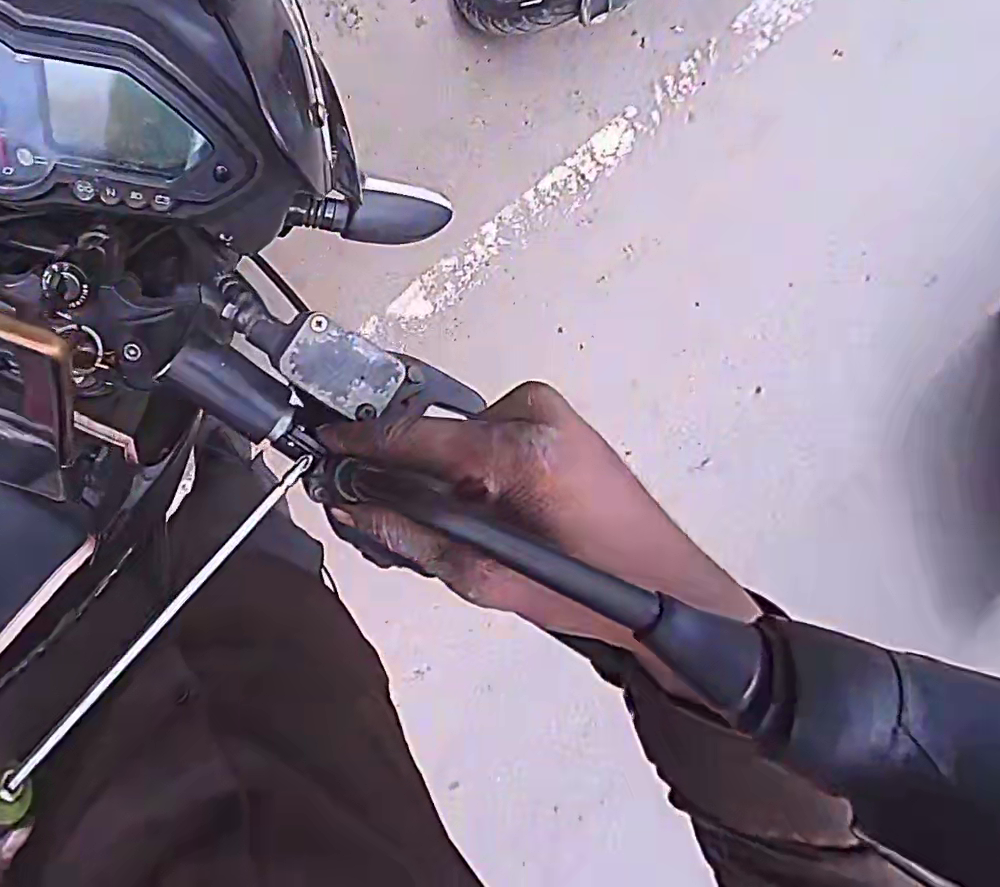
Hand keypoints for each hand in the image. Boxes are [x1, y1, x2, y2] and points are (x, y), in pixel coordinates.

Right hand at [321, 382, 758, 698]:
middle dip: (406, 467)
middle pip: (435, 433)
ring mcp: (546, 408)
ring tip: (451, 513)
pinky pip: (483, 430)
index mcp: (523, 453)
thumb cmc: (594, 590)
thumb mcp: (488, 580)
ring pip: (457, 433)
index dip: (364, 442)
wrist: (669, 586)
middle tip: (383, 499)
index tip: (330, 441)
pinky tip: (481, 497)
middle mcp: (534, 414)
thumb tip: (358, 510)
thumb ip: (412, 539)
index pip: (417, 437)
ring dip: (440, 468)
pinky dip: (468, 460)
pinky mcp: (552, 415)